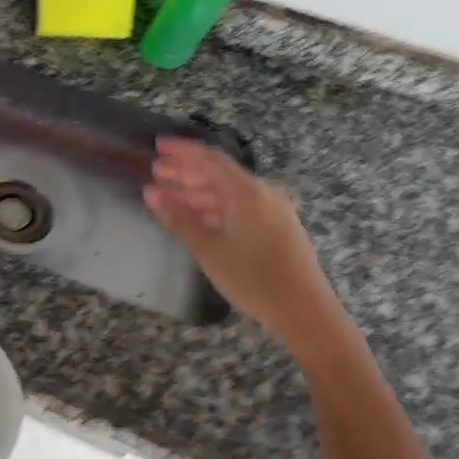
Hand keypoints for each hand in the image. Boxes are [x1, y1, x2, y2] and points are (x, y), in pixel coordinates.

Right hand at [143, 136, 347, 341]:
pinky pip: (238, 208)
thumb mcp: (208, 248)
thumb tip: (153, 194)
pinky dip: (213, 208)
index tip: (158, 146)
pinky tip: (194, 219)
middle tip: (155, 174)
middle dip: (186, 173)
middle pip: (219, 175)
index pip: (210, 159)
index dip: (183, 151)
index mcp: (247, 193)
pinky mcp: (276, 228)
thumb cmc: (252, 277)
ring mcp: (272, 212)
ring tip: (166, 199)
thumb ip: (179, 218)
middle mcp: (263, 195)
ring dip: (196, 193)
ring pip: (227, 193)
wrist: (304, 311)